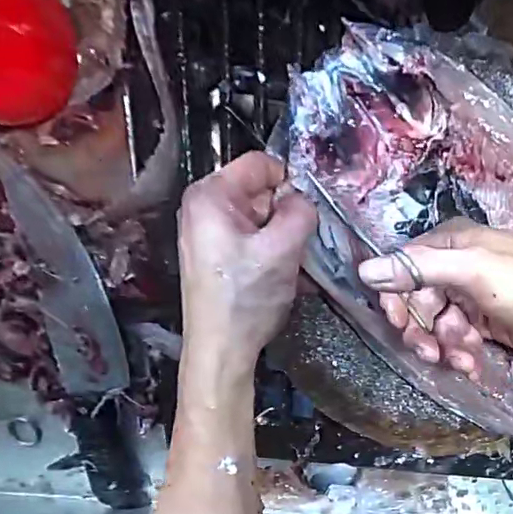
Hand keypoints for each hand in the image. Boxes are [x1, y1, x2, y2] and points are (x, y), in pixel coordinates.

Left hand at [177, 152, 316, 379]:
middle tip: (304, 243)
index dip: (290, 181)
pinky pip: (254, 243)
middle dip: (287, 215)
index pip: (260, 163)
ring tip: (296, 265)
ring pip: (262, 221)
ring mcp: (210, 236)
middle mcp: (204, 210)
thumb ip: (300, 212)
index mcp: (210, 196)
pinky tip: (287, 278)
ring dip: (285, 239)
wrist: (221, 350)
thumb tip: (304, 200)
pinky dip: (274, 255)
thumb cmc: (244, 300)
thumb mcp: (282, 249)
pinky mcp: (219, 260)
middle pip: (261, 193)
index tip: (309, 208)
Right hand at [355, 220, 512, 374]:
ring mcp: (465, 294)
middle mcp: (454, 264)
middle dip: (421, 329)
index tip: (397, 323)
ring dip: (442, 344)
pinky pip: (450, 336)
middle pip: (415, 299)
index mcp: (451, 241)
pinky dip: (456, 350)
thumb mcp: (471, 271)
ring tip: (461, 356)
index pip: (404, 266)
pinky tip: (470, 360)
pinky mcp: (475, 319)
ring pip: (432, 322)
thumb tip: (365, 270)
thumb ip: (419, 268)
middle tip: (428, 351)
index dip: (396, 297)